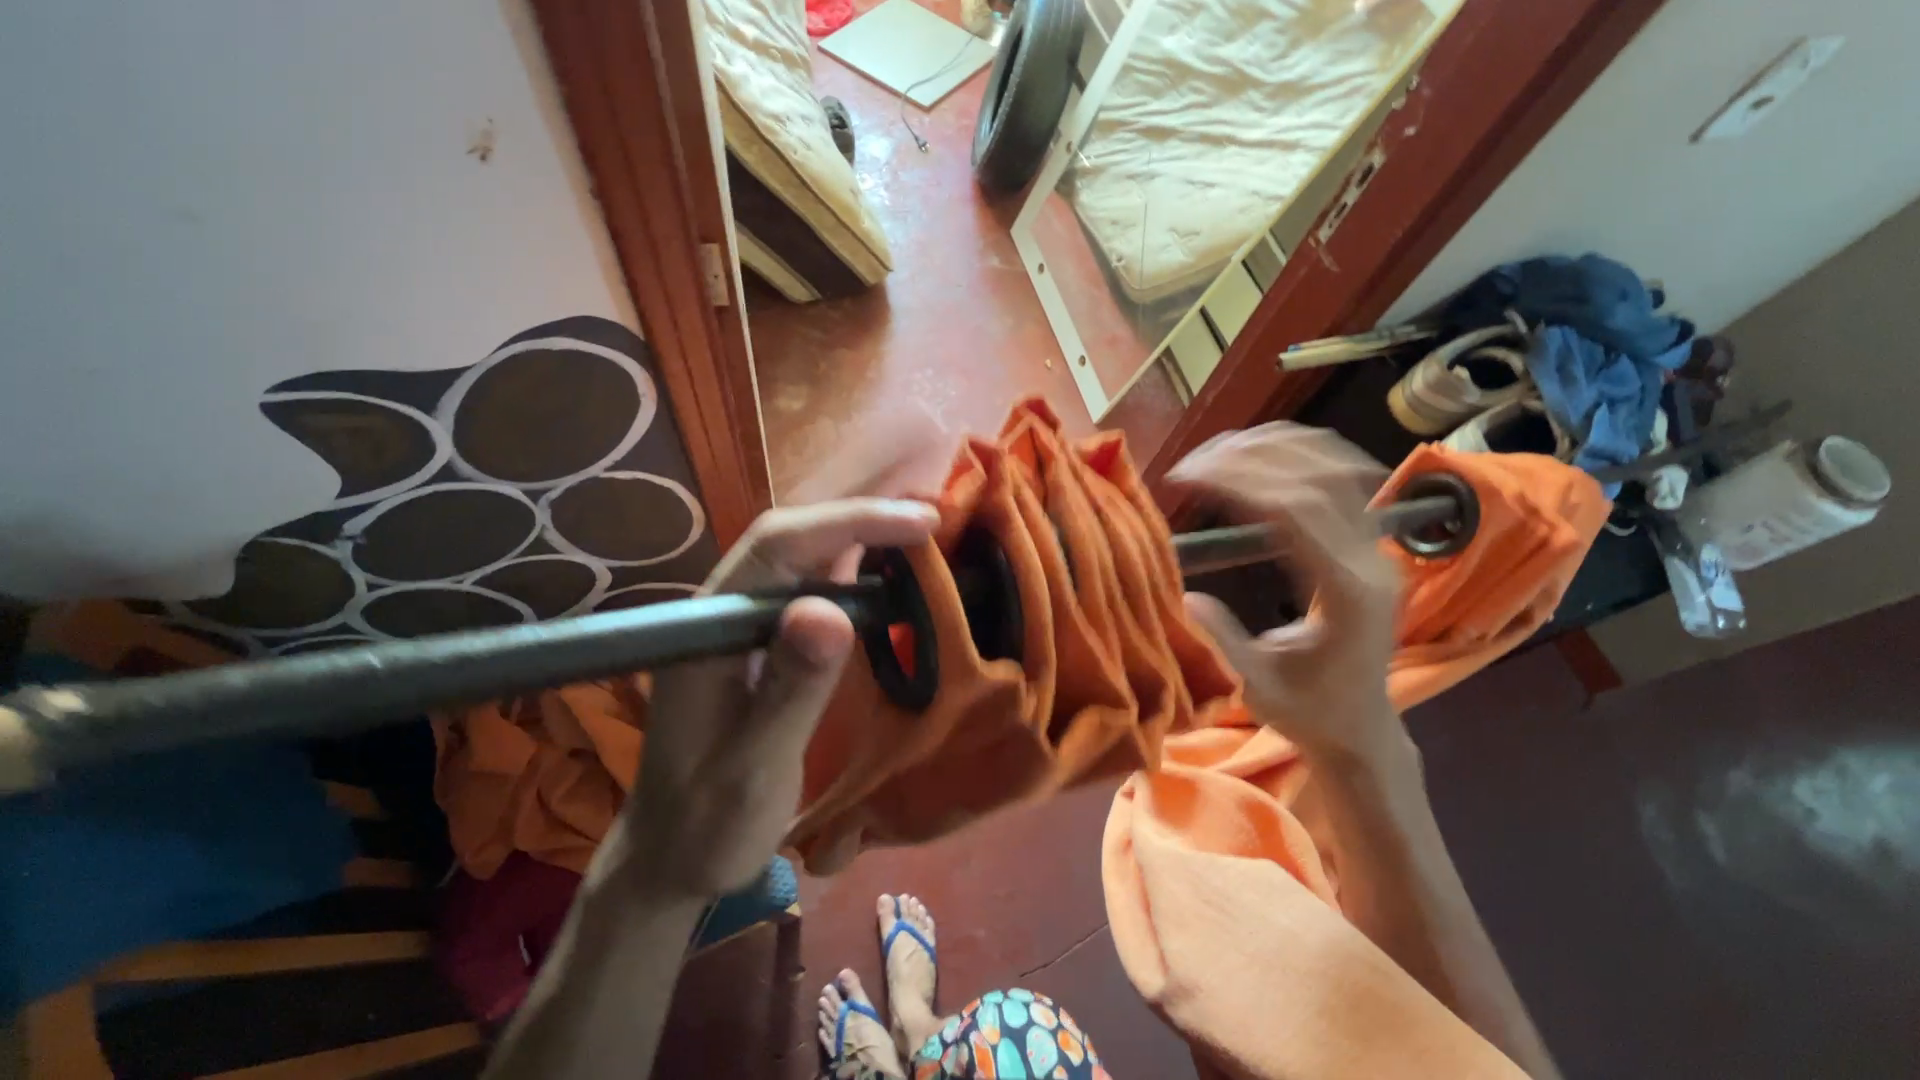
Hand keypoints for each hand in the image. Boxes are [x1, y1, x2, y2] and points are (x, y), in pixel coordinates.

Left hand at [609, 498, 939, 896]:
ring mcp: (737, 628)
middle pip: (788, 539)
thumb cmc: (709, 823)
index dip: (851, 523)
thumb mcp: (752, 767)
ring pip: (797, 559)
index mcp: (708, 631)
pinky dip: (848, 574)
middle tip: (933, 518)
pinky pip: (803, 591)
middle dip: (858, 519)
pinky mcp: (756, 647)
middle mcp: (720, 613)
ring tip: (919, 530)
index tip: (921, 523)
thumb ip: (789, 690)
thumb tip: (832, 610)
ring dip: (855, 537)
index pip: (779, 547)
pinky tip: (882, 573)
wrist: (672, 857)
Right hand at [1168, 423, 1404, 761]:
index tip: (1186, 477)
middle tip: (1192, 462)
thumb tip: (1186, 594)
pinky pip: (1342, 477)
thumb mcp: (1258, 689)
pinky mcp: (1369, 544)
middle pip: (1317, 477)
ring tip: (1219, 450)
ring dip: (1276, 447)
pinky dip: (1300, 455)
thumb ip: (1225, 642)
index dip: (1237, 483)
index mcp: (1347, 593)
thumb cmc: (1310, 714)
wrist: (1361, 728)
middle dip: (1249, 457)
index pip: (1294, 512)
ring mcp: (1377, 548)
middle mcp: (1371, 559)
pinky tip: (1262, 455)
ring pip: (1336, 466)